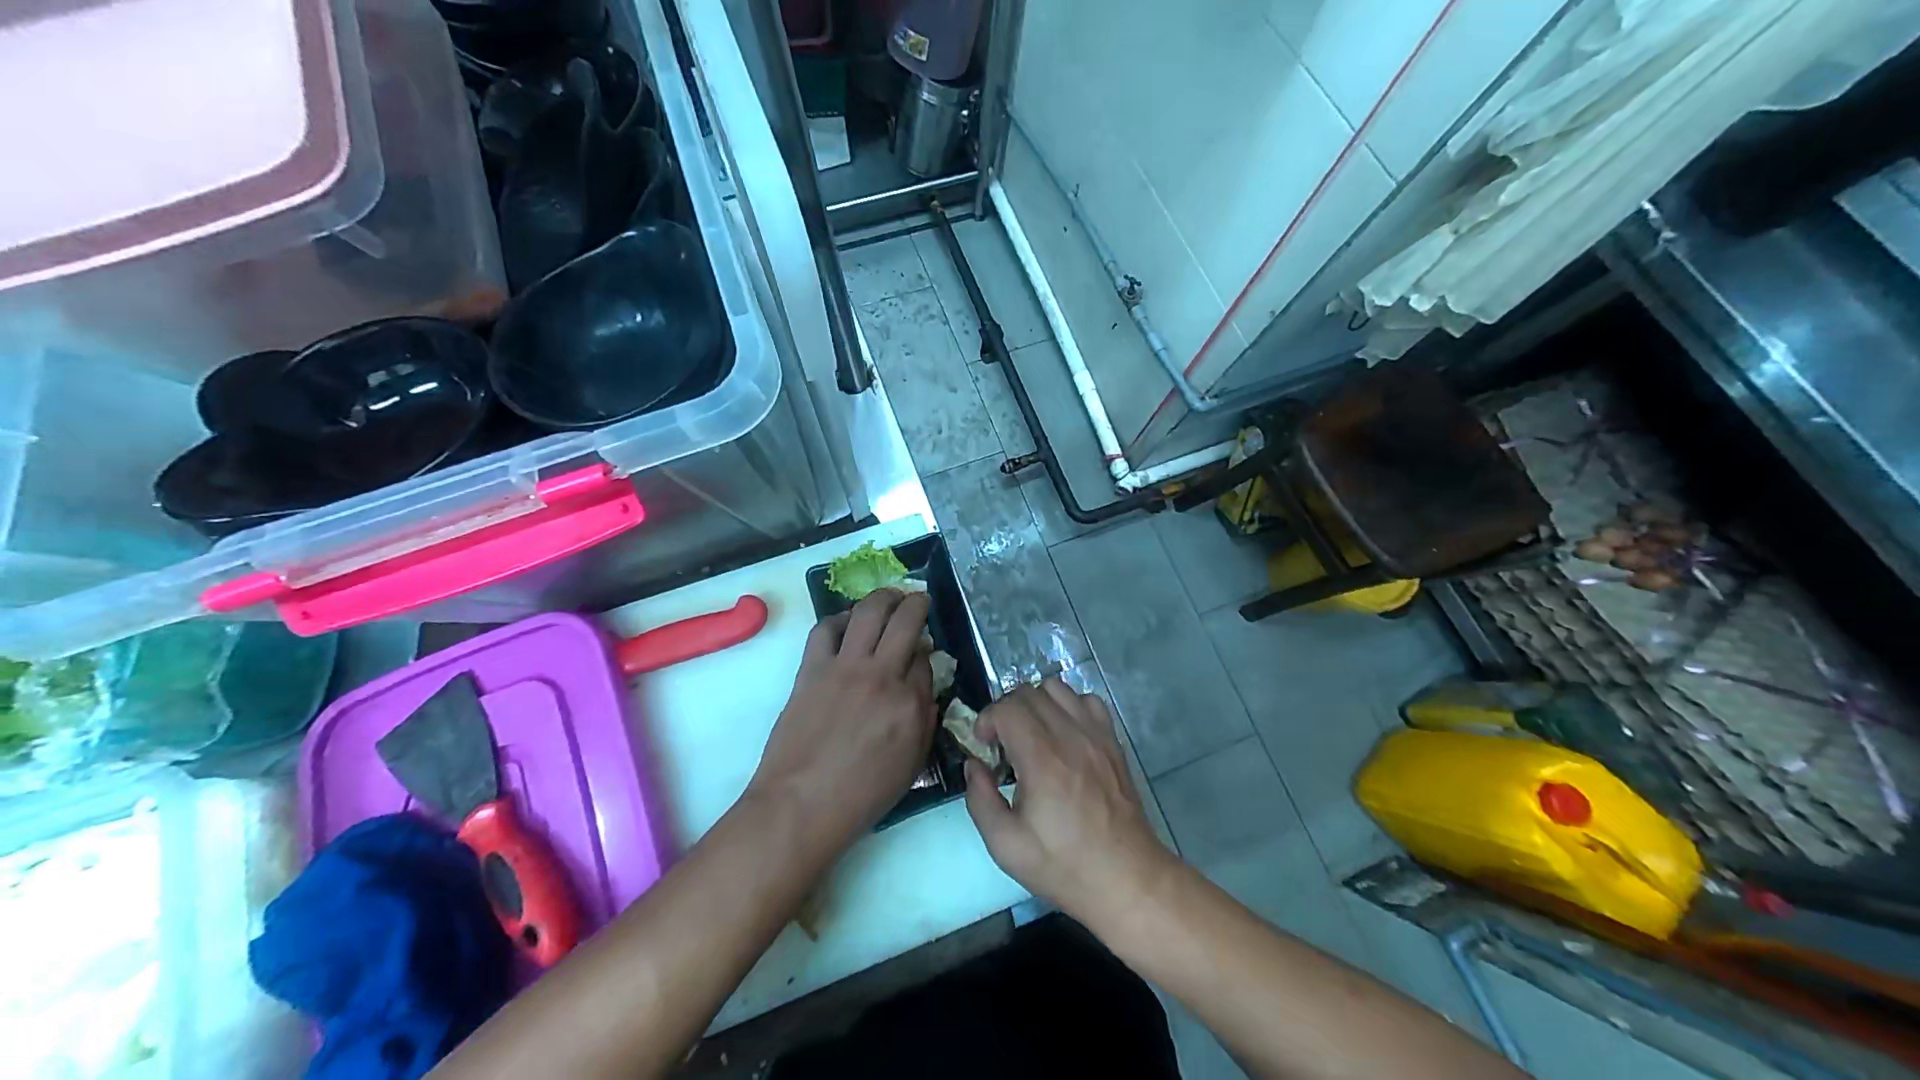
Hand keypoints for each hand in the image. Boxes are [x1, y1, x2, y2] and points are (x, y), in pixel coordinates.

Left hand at [749, 588, 935, 849]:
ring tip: (888, 597)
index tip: (922, 652)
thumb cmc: (861, 796)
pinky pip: (826, 628)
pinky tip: (846, 623)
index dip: (925, 650)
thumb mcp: (911, 764)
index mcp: (910, 704)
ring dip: (883, 597)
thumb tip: (923, 689)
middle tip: (918, 599)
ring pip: (868, 612)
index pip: (925, 658)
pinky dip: (840, 618)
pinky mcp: (812, 669)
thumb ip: (923, 721)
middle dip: (916, 603)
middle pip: (905, 620)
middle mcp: (881, 676)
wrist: (800, 805)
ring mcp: (844, 668)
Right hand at [963, 680, 1178, 935]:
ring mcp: (1097, 736)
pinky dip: (1069, 707)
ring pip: (1058, 688)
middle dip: (1006, 711)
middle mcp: (1071, 737)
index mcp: (1043, 760)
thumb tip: (974, 765)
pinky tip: (1063, 735)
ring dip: (1036, 704)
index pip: (1007, 707)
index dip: (987, 720)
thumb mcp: (1005, 845)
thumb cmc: (1063, 866)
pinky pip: (1087, 701)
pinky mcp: (1113, 742)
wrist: (1126, 879)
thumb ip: (980, 798)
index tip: (984, 747)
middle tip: (1002, 744)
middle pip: (1029, 692)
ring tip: (1031, 735)